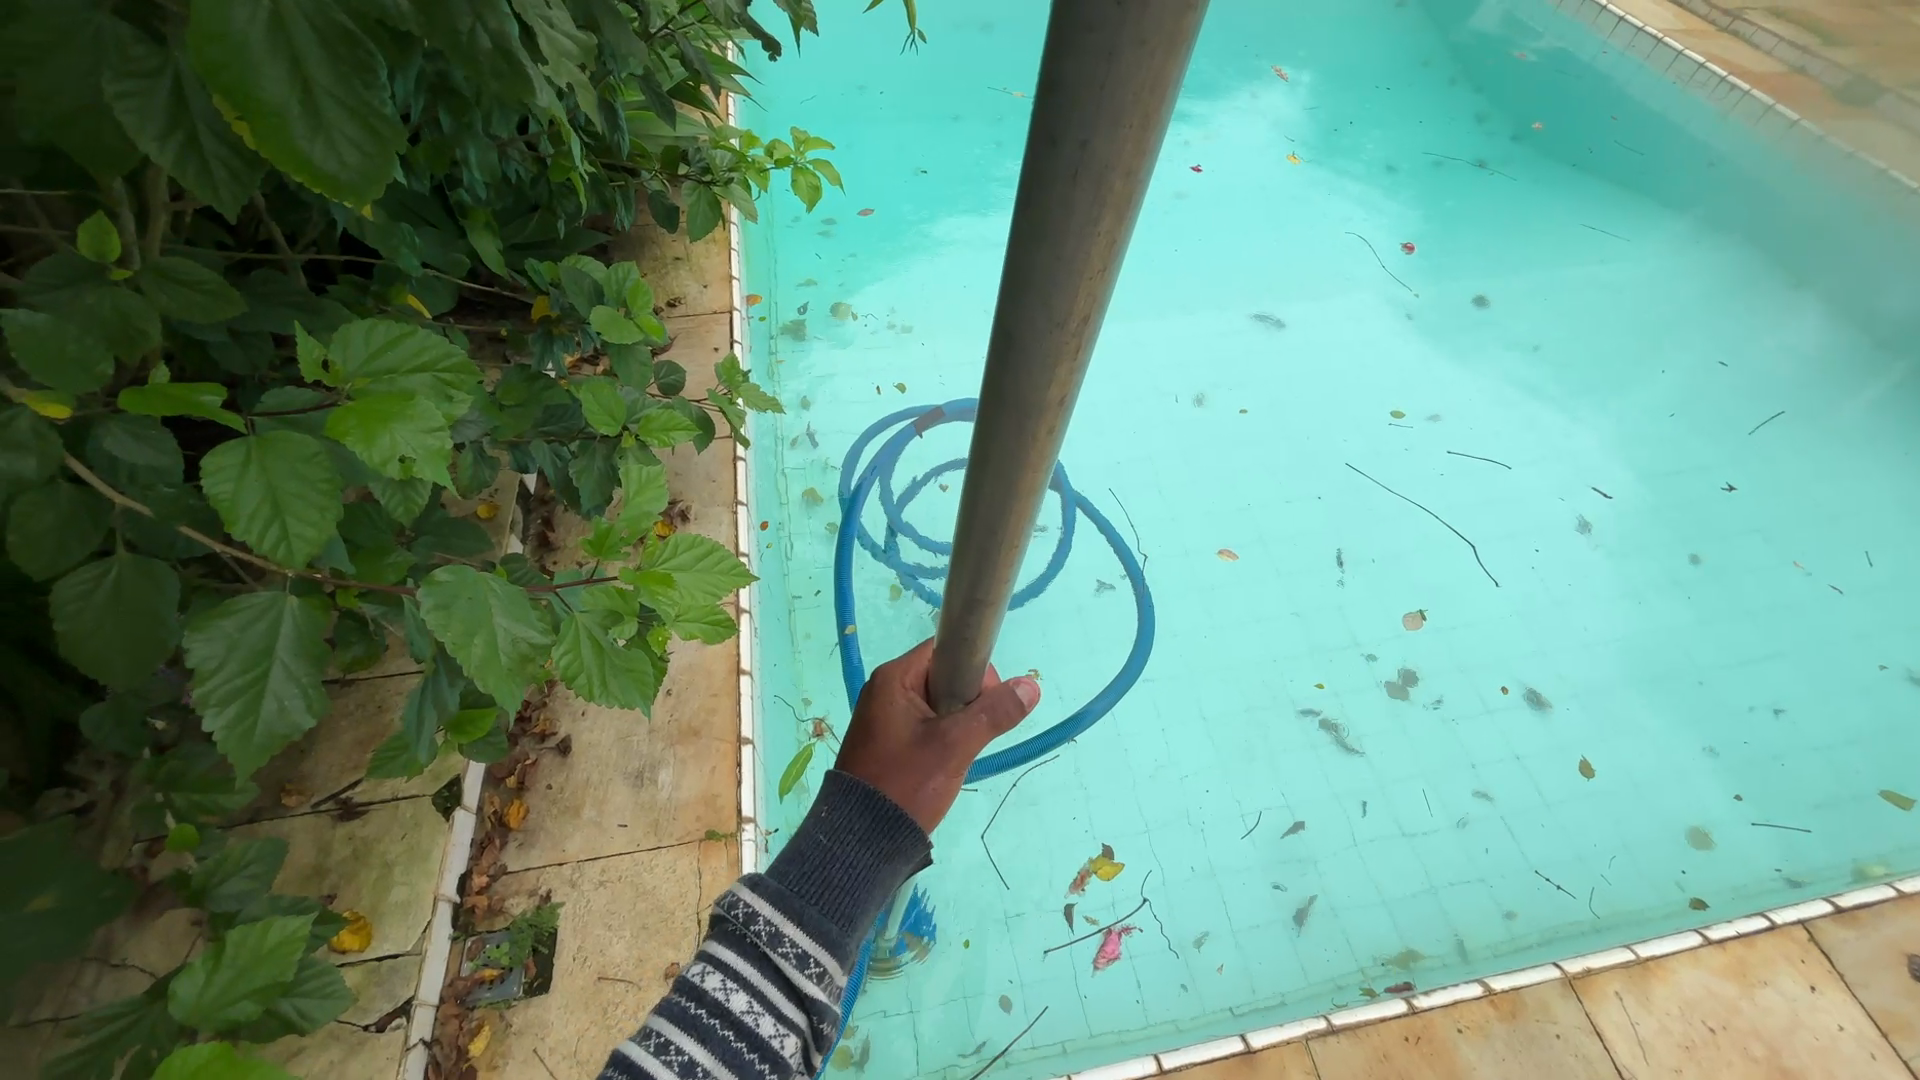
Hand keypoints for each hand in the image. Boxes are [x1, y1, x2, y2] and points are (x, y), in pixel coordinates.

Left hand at [834, 640, 1040, 833]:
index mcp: (893, 678)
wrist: (861, 841)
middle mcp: (884, 690)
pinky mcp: (886, 742)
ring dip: (956, 725)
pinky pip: (925, 726)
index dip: (973, 670)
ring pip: (937, 704)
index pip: (945, 651)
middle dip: (967, 703)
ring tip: (957, 754)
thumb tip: (1031, 685)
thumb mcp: (955, 746)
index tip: (986, 704)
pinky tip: (945, 763)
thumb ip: (993, 713)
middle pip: (943, 677)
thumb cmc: (906, 783)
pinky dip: (941, 739)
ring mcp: (883, 717)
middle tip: (970, 736)